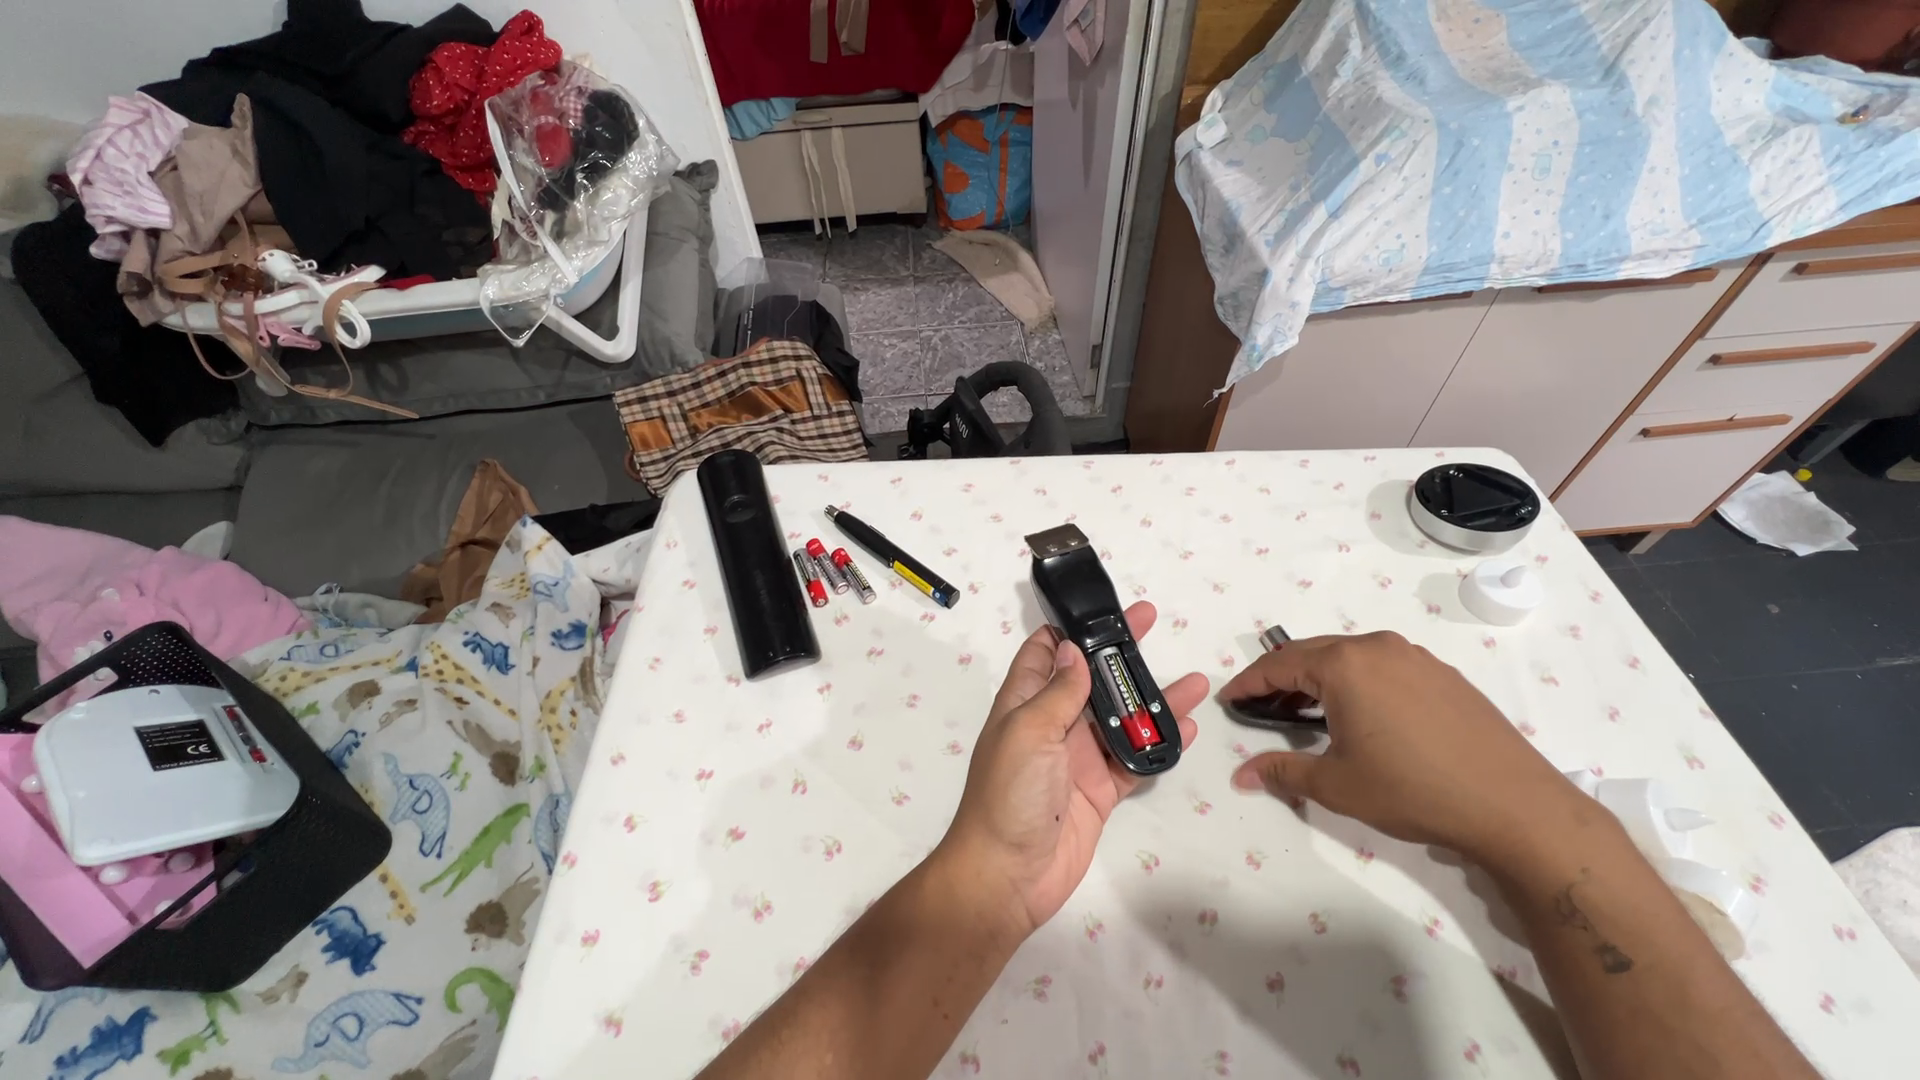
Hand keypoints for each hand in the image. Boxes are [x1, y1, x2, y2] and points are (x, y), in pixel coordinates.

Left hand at [937, 602, 1205, 936]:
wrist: (1009, 875)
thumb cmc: (1009, 794)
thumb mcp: (1029, 731)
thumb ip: (1057, 690)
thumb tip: (1072, 648)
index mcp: (1025, 703)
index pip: (1044, 653)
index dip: (1070, 629)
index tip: (1100, 608)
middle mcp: (1052, 724)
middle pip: (1090, 679)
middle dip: (1120, 654)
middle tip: (1152, 622)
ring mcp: (1078, 758)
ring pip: (1121, 719)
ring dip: (1152, 700)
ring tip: (1195, 681)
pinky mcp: (1100, 790)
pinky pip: (1134, 760)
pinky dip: (1159, 744)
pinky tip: (1187, 729)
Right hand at [1221, 631, 1586, 861]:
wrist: (1514, 806)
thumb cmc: (1413, 790)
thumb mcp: (1336, 784)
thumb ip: (1282, 771)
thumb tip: (1240, 775)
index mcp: (1345, 665)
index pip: (1279, 665)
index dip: (1248, 683)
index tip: (1228, 700)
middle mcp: (1378, 648)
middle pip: (1312, 652)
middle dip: (1280, 677)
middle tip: (1259, 705)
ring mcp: (1416, 657)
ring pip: (1349, 656)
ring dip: (1319, 677)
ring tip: (1304, 710)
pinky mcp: (1444, 675)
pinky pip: (1383, 666)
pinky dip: (1356, 682)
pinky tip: (1359, 714)